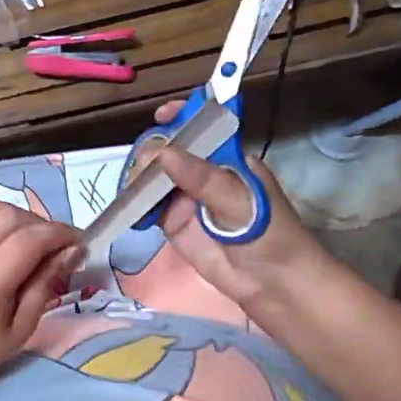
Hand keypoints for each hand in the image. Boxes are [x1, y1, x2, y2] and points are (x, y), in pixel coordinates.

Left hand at [0, 199, 82, 386]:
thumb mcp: (24, 325)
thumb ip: (46, 282)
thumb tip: (72, 250)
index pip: (29, 240)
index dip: (59, 233)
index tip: (77, 240)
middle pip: (9, 216)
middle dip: (39, 224)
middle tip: (52, 244)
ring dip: (14, 215)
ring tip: (26, 236)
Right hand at [135, 99, 329, 303]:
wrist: (273, 285)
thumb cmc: (269, 234)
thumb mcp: (239, 201)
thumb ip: (201, 177)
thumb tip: (160, 153)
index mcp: (227, 159)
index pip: (201, 128)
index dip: (181, 117)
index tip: (161, 115)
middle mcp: (202, 173)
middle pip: (169, 151)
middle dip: (152, 150)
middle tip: (143, 165)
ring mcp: (185, 198)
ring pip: (153, 177)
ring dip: (139, 176)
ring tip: (133, 186)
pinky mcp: (172, 223)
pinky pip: (147, 205)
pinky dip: (134, 202)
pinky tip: (128, 202)